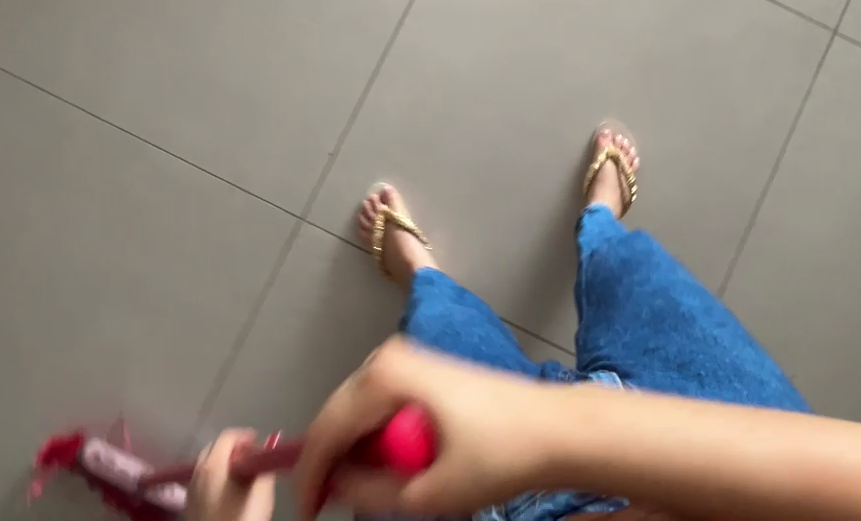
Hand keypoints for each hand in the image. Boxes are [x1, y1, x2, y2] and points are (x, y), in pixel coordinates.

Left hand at [186, 428, 274, 520]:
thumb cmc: (242, 519)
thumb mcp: (262, 491)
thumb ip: (265, 467)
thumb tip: (265, 456)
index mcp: (213, 464)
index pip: (227, 436)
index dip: (245, 436)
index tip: (258, 443)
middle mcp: (197, 474)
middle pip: (213, 449)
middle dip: (232, 449)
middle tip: (250, 456)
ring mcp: (190, 492)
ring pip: (206, 467)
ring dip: (222, 465)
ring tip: (240, 475)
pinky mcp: (188, 510)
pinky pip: (201, 484)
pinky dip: (214, 481)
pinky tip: (227, 493)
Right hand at [295, 336, 577, 518]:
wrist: (552, 427)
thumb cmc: (499, 453)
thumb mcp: (431, 490)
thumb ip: (372, 490)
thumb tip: (338, 486)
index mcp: (388, 375)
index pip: (330, 425)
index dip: (311, 475)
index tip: (307, 513)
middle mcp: (391, 355)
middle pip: (340, 411)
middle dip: (330, 460)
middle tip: (326, 505)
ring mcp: (408, 357)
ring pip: (359, 408)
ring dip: (355, 448)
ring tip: (364, 488)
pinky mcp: (423, 368)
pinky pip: (381, 403)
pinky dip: (377, 435)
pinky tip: (391, 463)